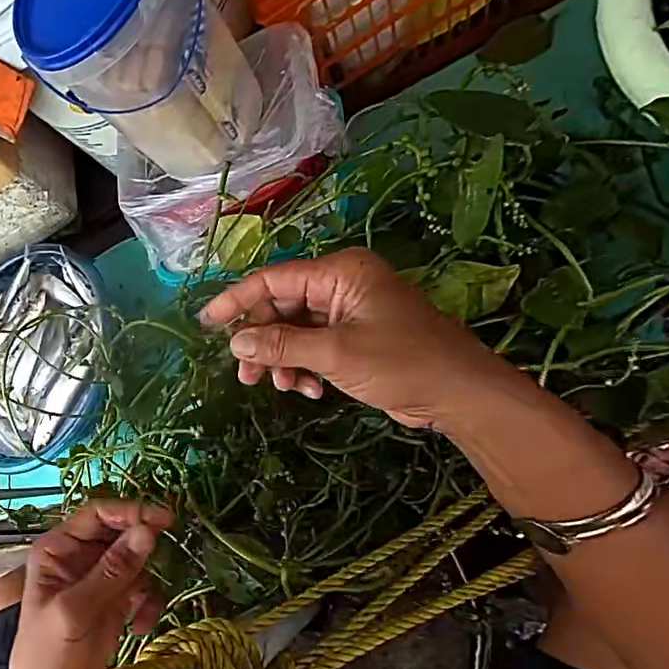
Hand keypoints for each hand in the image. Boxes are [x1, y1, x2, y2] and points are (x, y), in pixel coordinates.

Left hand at [1, 500, 171, 668]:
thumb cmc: (46, 654)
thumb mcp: (75, 610)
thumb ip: (112, 571)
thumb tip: (146, 531)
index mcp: (57, 548)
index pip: (96, 515)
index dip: (129, 512)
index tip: (163, 519)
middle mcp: (77, 557)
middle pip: (119, 533)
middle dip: (144, 547)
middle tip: (168, 556)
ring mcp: (98, 579)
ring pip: (136, 560)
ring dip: (147, 581)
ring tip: (144, 610)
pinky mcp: (114, 602)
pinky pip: (142, 588)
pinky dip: (149, 603)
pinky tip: (142, 626)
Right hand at [197, 248, 529, 429]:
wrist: (461, 396)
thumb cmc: (403, 363)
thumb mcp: (336, 354)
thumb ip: (281, 345)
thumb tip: (235, 343)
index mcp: (339, 273)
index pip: (272, 280)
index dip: (236, 302)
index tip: (206, 325)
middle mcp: (339, 286)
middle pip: (279, 308)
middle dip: (261, 342)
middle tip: (246, 374)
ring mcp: (345, 312)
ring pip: (291, 331)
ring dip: (280, 359)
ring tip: (279, 386)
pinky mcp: (350, 337)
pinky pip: (309, 346)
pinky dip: (301, 367)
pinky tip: (307, 390)